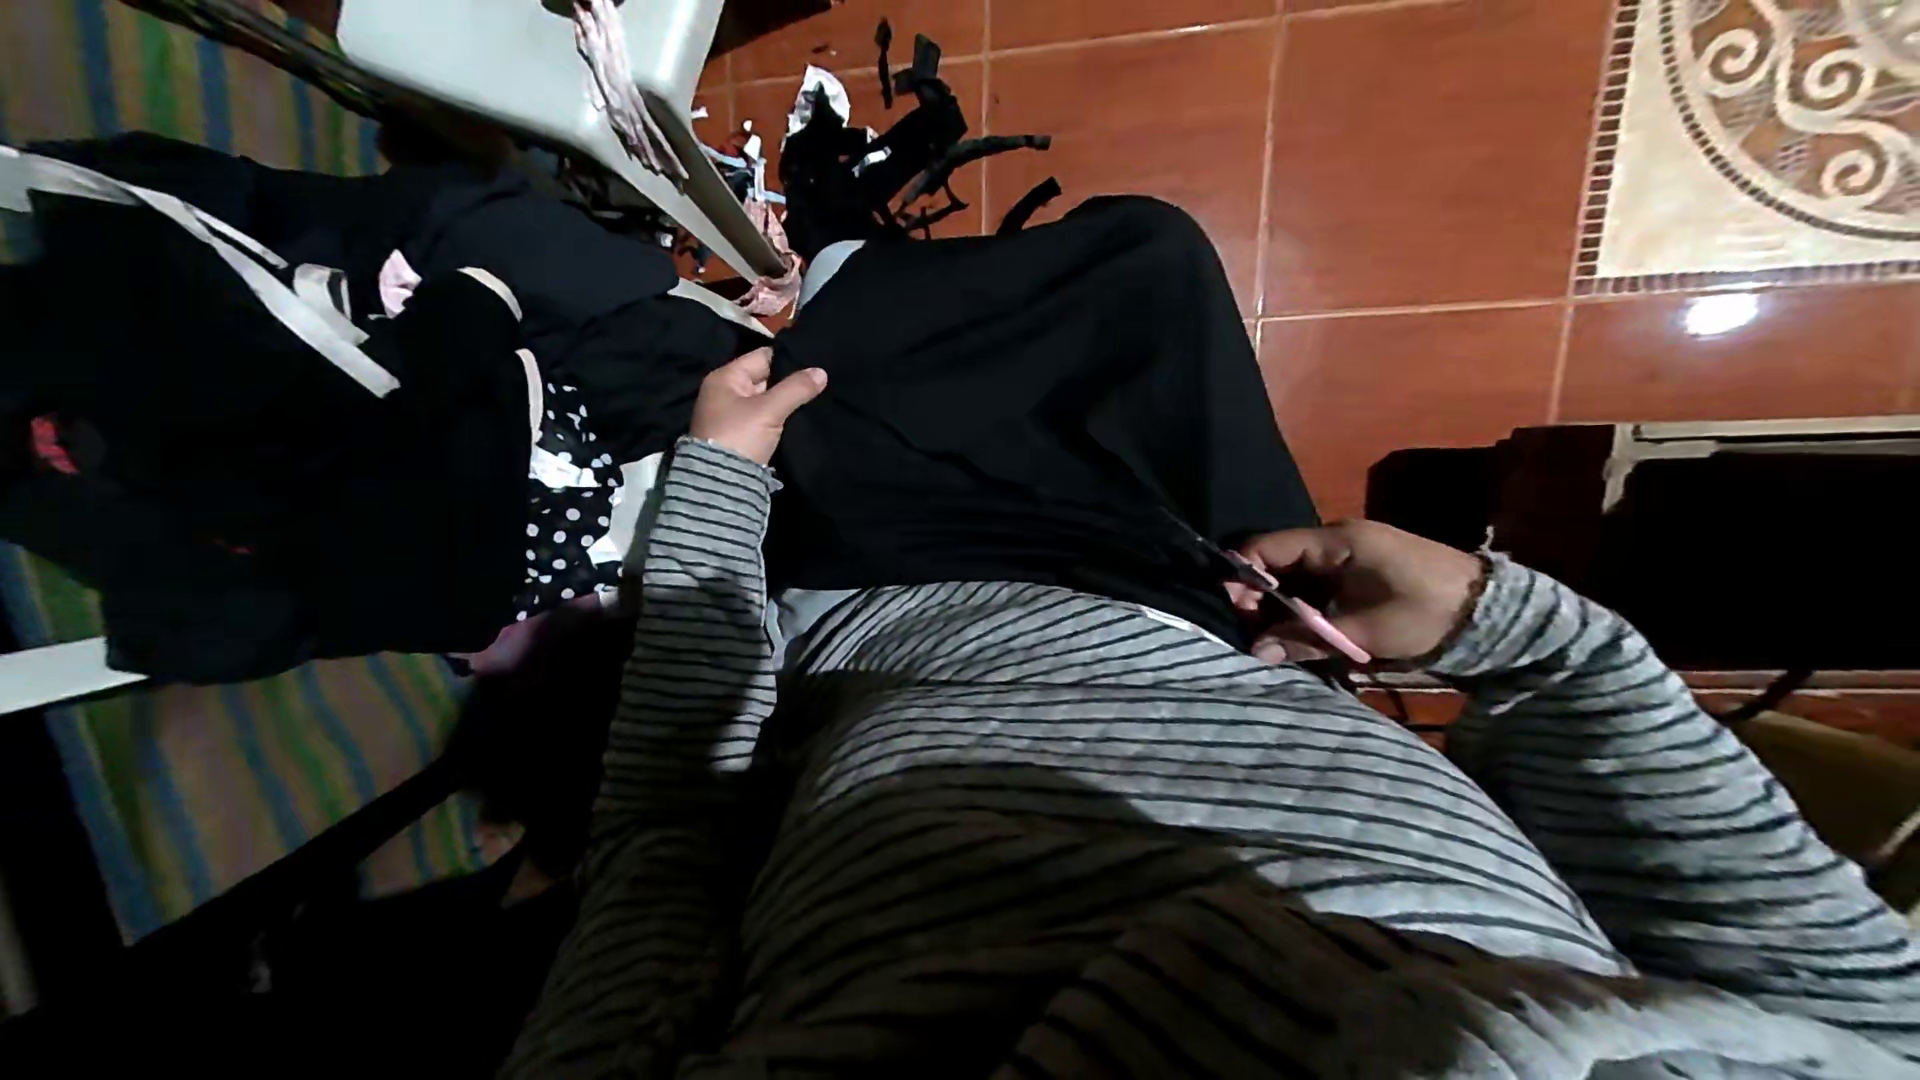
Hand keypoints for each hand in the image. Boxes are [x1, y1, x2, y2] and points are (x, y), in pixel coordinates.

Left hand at [688, 348, 827, 464]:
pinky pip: (766, 417)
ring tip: (818, 395)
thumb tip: (821, 372)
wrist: (721, 483)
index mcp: (725, 378)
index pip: (762, 357)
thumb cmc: (740, 436)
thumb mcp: (769, 410)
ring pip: (767, 399)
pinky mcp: (742, 435)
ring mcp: (733, 415)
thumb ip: (796, 389)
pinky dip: (781, 416)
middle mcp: (726, 393)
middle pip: (765, 378)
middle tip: (821, 379)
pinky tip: (803, 415)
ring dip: (787, 400)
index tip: (815, 360)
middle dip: (790, 380)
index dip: (788, 357)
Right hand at [1225, 520, 1484, 664]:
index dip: (1243, 577)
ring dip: (1281, 602)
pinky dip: (1303, 602)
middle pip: (1276, 560)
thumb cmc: (1428, 614)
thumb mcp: (1365, 631)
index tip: (1238, 612)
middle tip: (1256, 630)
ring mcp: (1348, 552)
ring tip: (1276, 634)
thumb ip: (1307, 638)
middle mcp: (1336, 539)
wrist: (1496, 614)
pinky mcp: (1359, 568)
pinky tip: (1301, 627)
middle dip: (1259, 595)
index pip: (1266, 548)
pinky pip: (1315, 580)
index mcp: (1335, 542)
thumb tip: (1257, 651)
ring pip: (1294, 572)